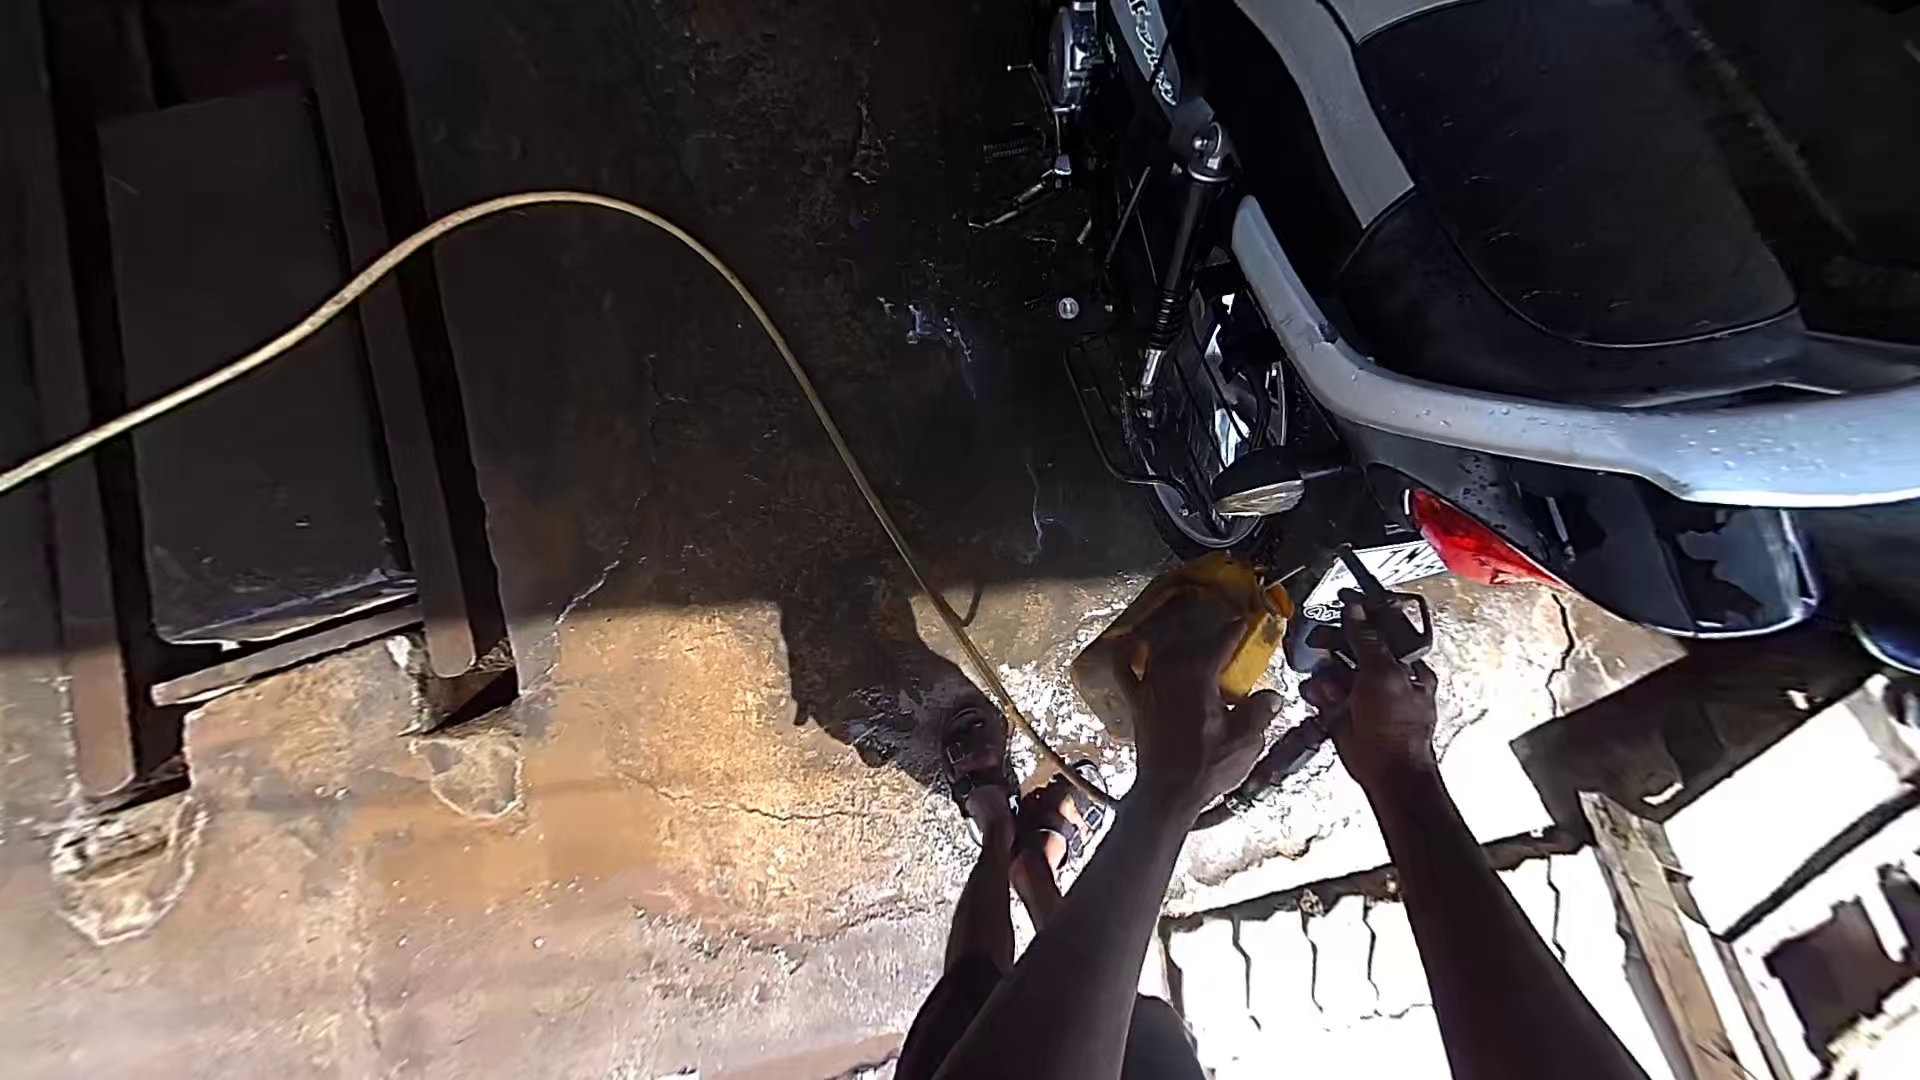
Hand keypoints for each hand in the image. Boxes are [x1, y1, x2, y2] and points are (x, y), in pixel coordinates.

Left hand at [1121, 588, 1281, 817]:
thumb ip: (1259, 712)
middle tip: (1226, 633)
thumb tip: (1271, 695)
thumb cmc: (1207, 766)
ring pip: (1160, 648)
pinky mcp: (1136, 700)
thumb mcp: (1245, 741)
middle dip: (1209, 634)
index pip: (1218, 643)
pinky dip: (1127, 654)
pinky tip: (1131, 645)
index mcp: (1197, 676)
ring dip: (1176, 638)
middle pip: (1190, 641)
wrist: (1167, 790)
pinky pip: (1126, 669)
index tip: (1245, 622)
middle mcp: (1168, 672)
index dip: (1233, 630)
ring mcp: (1148, 684)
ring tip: (1191, 636)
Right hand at [1309, 595, 1438, 791]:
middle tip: (1318, 642)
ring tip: (1330, 690)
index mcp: (1405, 662)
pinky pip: (1319, 688)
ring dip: (1325, 675)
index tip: (1343, 598)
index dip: (1363, 611)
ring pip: (1330, 665)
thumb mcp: (1382, 674)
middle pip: (1350, 643)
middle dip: (1333, 645)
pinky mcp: (1339, 706)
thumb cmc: (1397, 725)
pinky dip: (1317, 692)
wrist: (1385, 769)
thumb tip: (1356, 609)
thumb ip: (1366, 639)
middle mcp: (1382, 673)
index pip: (1382, 626)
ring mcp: (1359, 690)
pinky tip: (1324, 701)